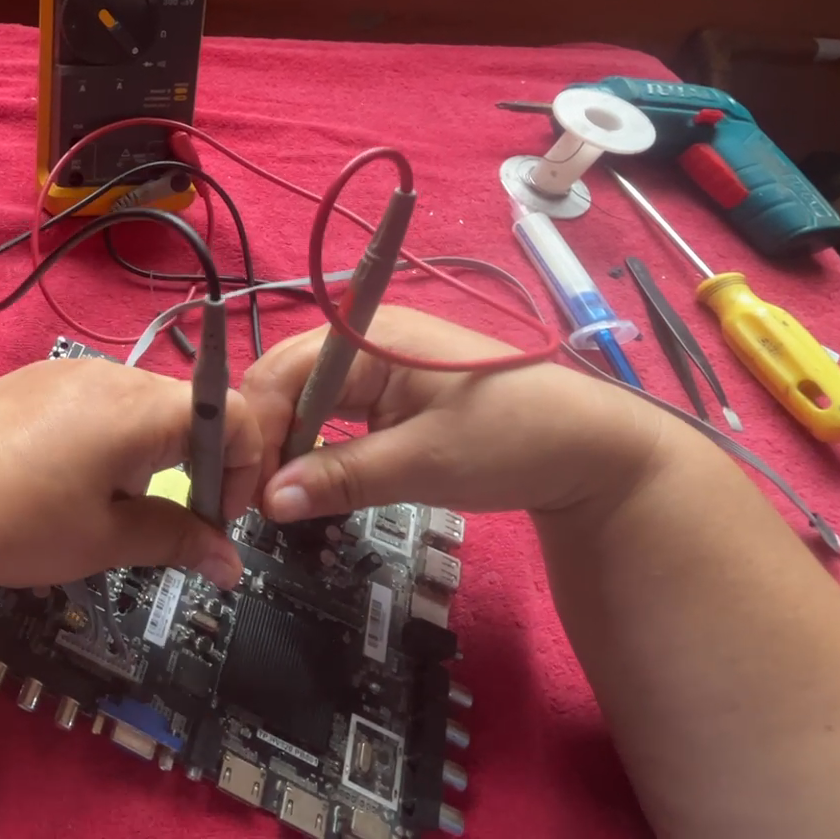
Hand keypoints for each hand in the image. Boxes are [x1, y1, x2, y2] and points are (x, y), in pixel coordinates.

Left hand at [0, 358, 261, 595]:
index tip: (217, 516)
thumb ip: (178, 540)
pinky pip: (93, 397)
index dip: (242, 465)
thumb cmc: (18, 524)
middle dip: (194, 461)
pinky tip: (63, 472)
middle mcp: (107, 373)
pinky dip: (105, 432)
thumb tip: (230, 564)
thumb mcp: (104, 540)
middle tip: (166, 515)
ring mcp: (64, 370)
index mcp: (136, 406)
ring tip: (103, 497)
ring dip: (148, 447)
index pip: (230, 413)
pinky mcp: (31, 378)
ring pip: (138, 401)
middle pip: (183, 406)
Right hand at [241, 307, 675, 522]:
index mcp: (363, 336)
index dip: (255, 432)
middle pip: (280, 385)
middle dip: (263, 440)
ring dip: (282, 445)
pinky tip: (306, 474)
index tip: (247, 493)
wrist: (592, 449)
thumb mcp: (423, 463)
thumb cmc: (514, 440)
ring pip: (296, 400)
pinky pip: (323, 411)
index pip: (280, 377)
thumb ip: (340, 478)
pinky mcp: (376, 388)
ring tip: (275, 492)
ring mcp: (365, 362)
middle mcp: (355, 339)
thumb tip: (269, 503)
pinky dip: (309, 444)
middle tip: (256, 500)